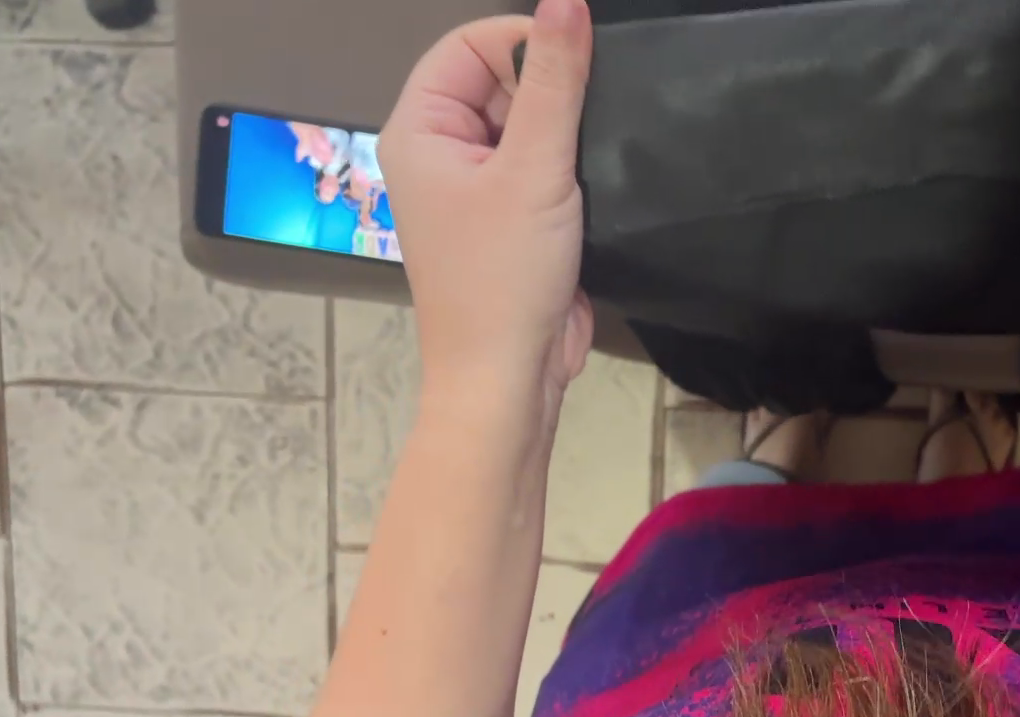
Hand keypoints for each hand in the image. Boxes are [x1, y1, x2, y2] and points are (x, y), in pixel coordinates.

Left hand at [378, 0, 594, 415]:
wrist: (509, 376)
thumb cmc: (506, 277)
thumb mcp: (534, 171)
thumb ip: (554, 85)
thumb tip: (566, 2)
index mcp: (422, 130)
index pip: (471, 48)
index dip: (526, 44)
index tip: (584, 66)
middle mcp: (445, 158)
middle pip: (502, 91)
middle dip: (552, 102)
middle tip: (594, 130)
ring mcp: (481, 199)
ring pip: (529, 141)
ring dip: (567, 147)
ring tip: (594, 168)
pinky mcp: (517, 233)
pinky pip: (545, 184)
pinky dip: (573, 184)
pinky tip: (597, 197)